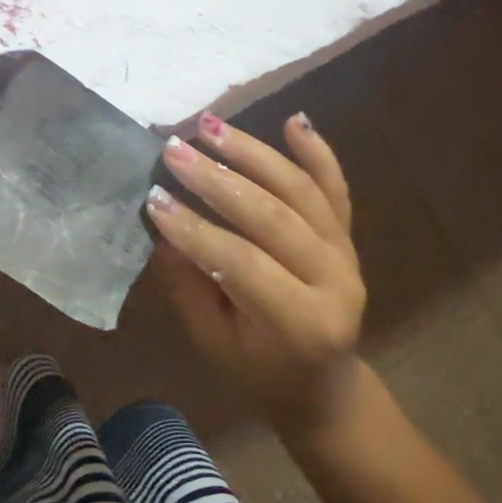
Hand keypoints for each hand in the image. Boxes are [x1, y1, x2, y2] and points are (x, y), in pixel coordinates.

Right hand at [145, 111, 365, 435]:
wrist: (323, 383)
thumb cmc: (258, 370)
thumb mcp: (212, 340)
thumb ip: (189, 284)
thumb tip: (163, 226)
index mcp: (300, 322)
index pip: (242, 262)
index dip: (195, 230)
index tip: (153, 199)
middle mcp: (333, 281)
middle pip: (273, 217)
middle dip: (217, 180)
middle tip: (173, 151)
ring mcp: (346, 252)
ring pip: (300, 190)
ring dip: (252, 152)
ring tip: (209, 125)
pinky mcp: (348, 234)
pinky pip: (334, 186)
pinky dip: (316, 150)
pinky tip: (292, 120)